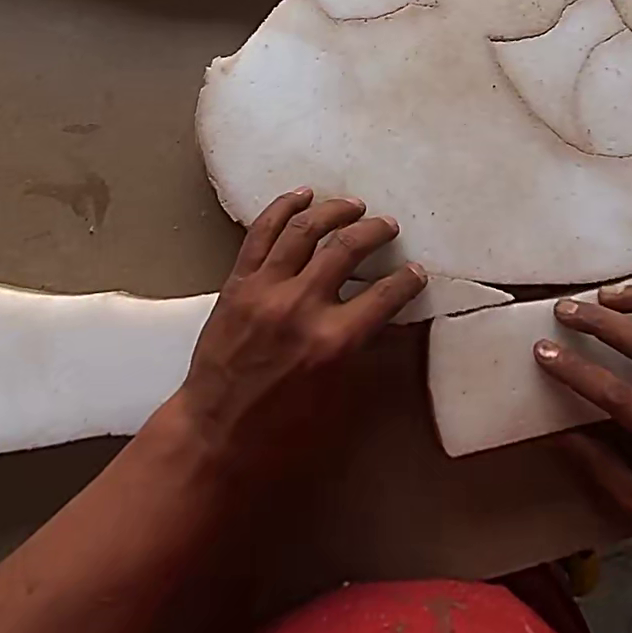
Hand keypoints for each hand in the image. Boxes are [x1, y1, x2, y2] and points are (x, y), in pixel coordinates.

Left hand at [166, 188, 424, 479]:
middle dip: (375, 232)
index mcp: (333, 343)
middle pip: (348, 249)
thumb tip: (387, 321)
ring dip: (334, 210)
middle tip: (388, 226)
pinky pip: (261, 234)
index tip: (417, 272)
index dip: (408, 281)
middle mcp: (301, 306)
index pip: (385, 297)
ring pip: (305, 231)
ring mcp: (265, 290)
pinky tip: (301, 195)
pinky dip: (283, 209)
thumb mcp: (339, 401)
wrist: (214, 437)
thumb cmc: (281, 433)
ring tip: (353, 204)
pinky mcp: (238, 283)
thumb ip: (364, 353)